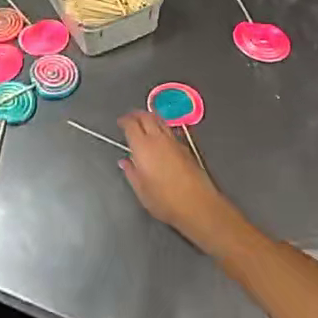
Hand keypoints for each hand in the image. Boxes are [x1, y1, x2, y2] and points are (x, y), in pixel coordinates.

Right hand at [118, 111, 237, 246]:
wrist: (196, 203)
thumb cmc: (165, 200)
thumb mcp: (141, 190)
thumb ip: (131, 173)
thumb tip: (125, 162)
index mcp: (143, 147)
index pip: (132, 125)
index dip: (124, 120)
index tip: (120, 122)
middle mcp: (158, 139)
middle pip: (147, 116)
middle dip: (136, 114)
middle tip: (130, 117)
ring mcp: (173, 141)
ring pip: (160, 120)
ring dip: (150, 117)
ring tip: (144, 121)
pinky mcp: (185, 147)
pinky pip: (169, 129)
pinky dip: (161, 126)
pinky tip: (160, 135)